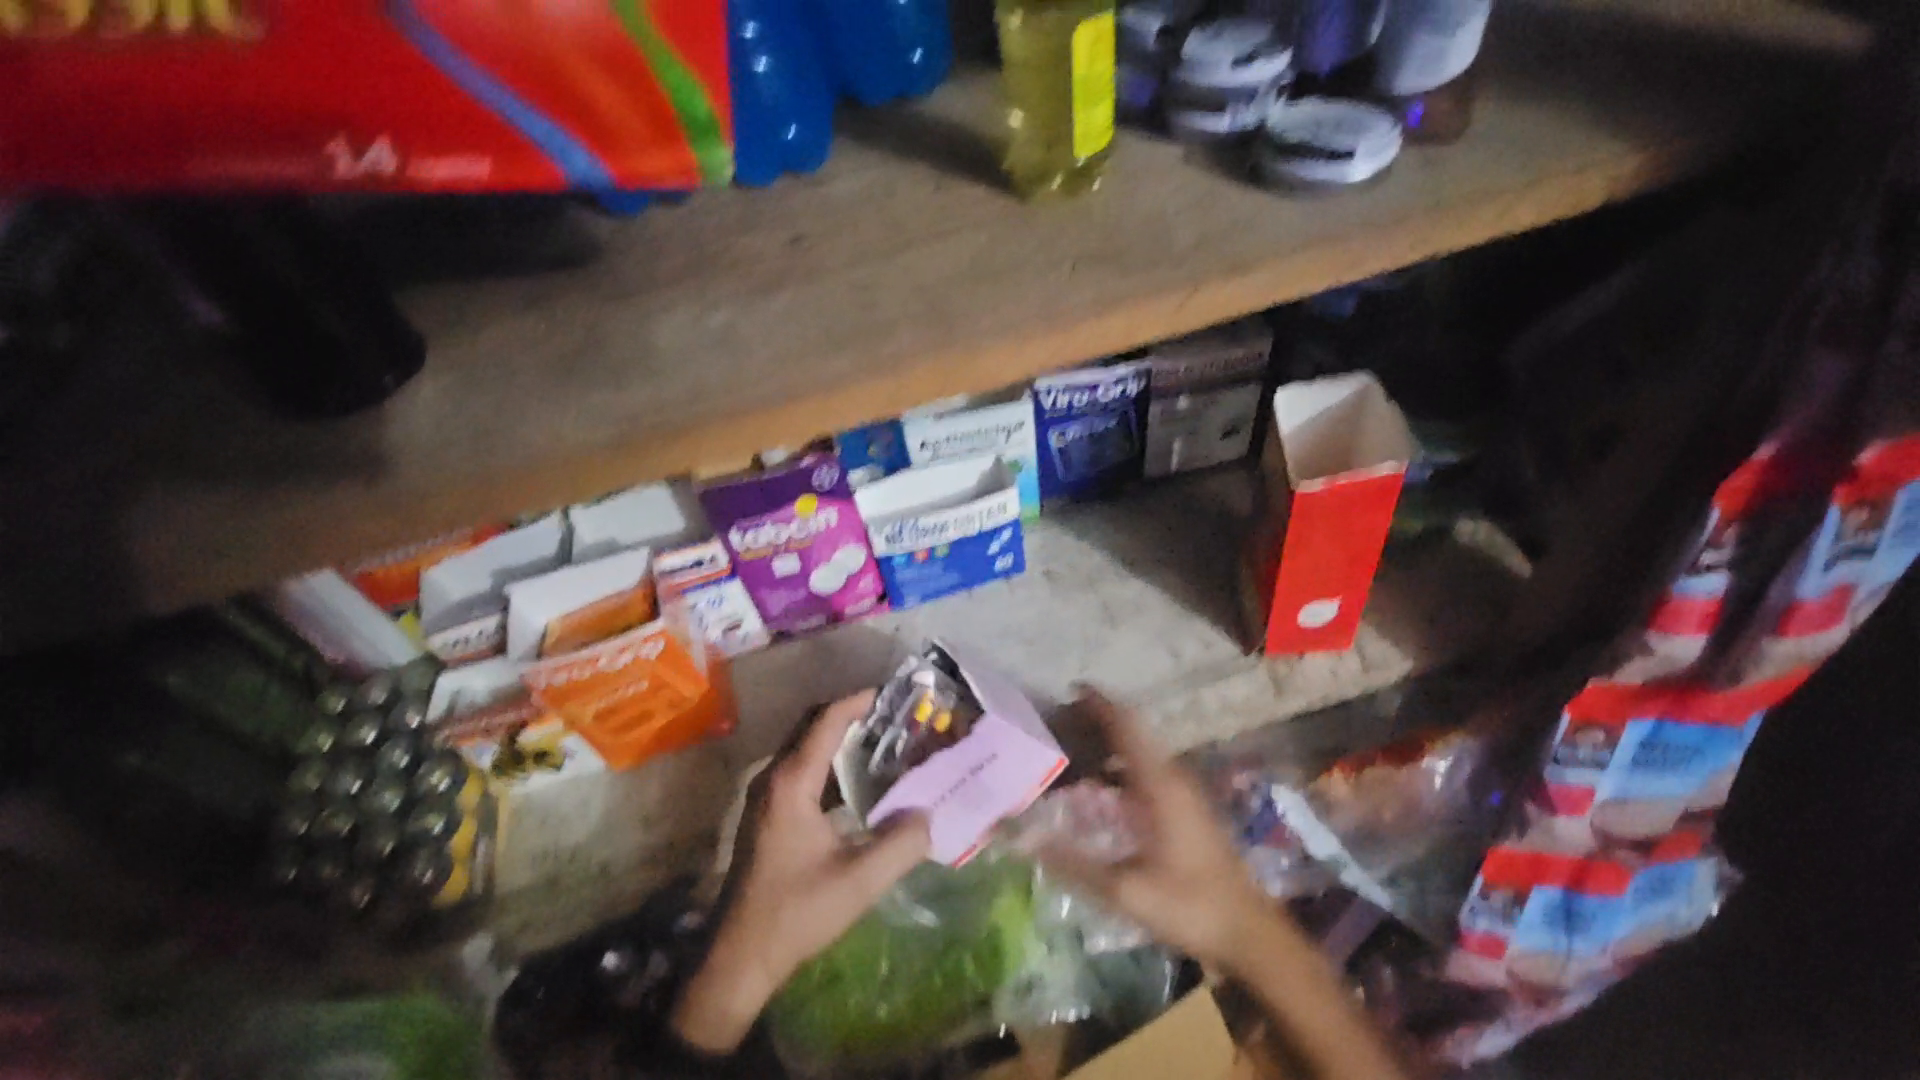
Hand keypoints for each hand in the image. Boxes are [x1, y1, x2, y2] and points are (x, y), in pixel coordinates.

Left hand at [671, 691, 931, 1054]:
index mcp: (792, 782)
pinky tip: (859, 783)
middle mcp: (774, 778)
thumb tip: (930, 813)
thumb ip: (901, 843)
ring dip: (840, 738)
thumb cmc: (797, 912)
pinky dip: (829, 762)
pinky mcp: (767, 814)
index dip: (860, 701)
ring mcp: (765, 796)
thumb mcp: (859, 881)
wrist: (741, 954)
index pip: (827, 720)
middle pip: (812, 725)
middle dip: (852, 714)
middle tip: (896, 718)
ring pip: (805, 747)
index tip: (895, 695)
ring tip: (885, 743)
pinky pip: (800, 769)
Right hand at [1038, 690, 1279, 974]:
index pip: (1127, 727)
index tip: (1069, 690)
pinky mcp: (1186, 812)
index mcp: (1161, 786)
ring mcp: (1183, 795)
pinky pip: (1146, 777)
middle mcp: (1173, 780)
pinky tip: (1096, 793)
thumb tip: (1021, 838)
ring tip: (1068, 753)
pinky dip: (1119, 773)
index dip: (1099, 705)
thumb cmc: (1189, 906)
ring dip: (1107, 749)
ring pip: (1140, 757)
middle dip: (1096, 724)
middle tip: (1056, 725)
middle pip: (1132, 736)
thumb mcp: (1125, 889)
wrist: (1247, 932)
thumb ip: (1071, 862)